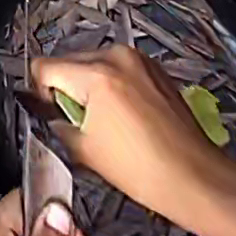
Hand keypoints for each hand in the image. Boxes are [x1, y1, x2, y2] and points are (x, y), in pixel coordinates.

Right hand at [30, 42, 235, 231]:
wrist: (196, 179)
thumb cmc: (140, 169)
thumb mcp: (83, 150)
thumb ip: (54, 124)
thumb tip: (45, 114)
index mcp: (95, 75)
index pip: (43, 67)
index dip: (39, 92)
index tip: (52, 113)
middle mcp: (116, 57)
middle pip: (67, 61)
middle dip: (64, 86)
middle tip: (76, 120)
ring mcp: (138, 59)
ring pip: (92, 62)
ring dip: (87, 84)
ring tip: (103, 118)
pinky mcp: (154, 68)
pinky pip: (116, 67)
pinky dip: (110, 83)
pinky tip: (123, 113)